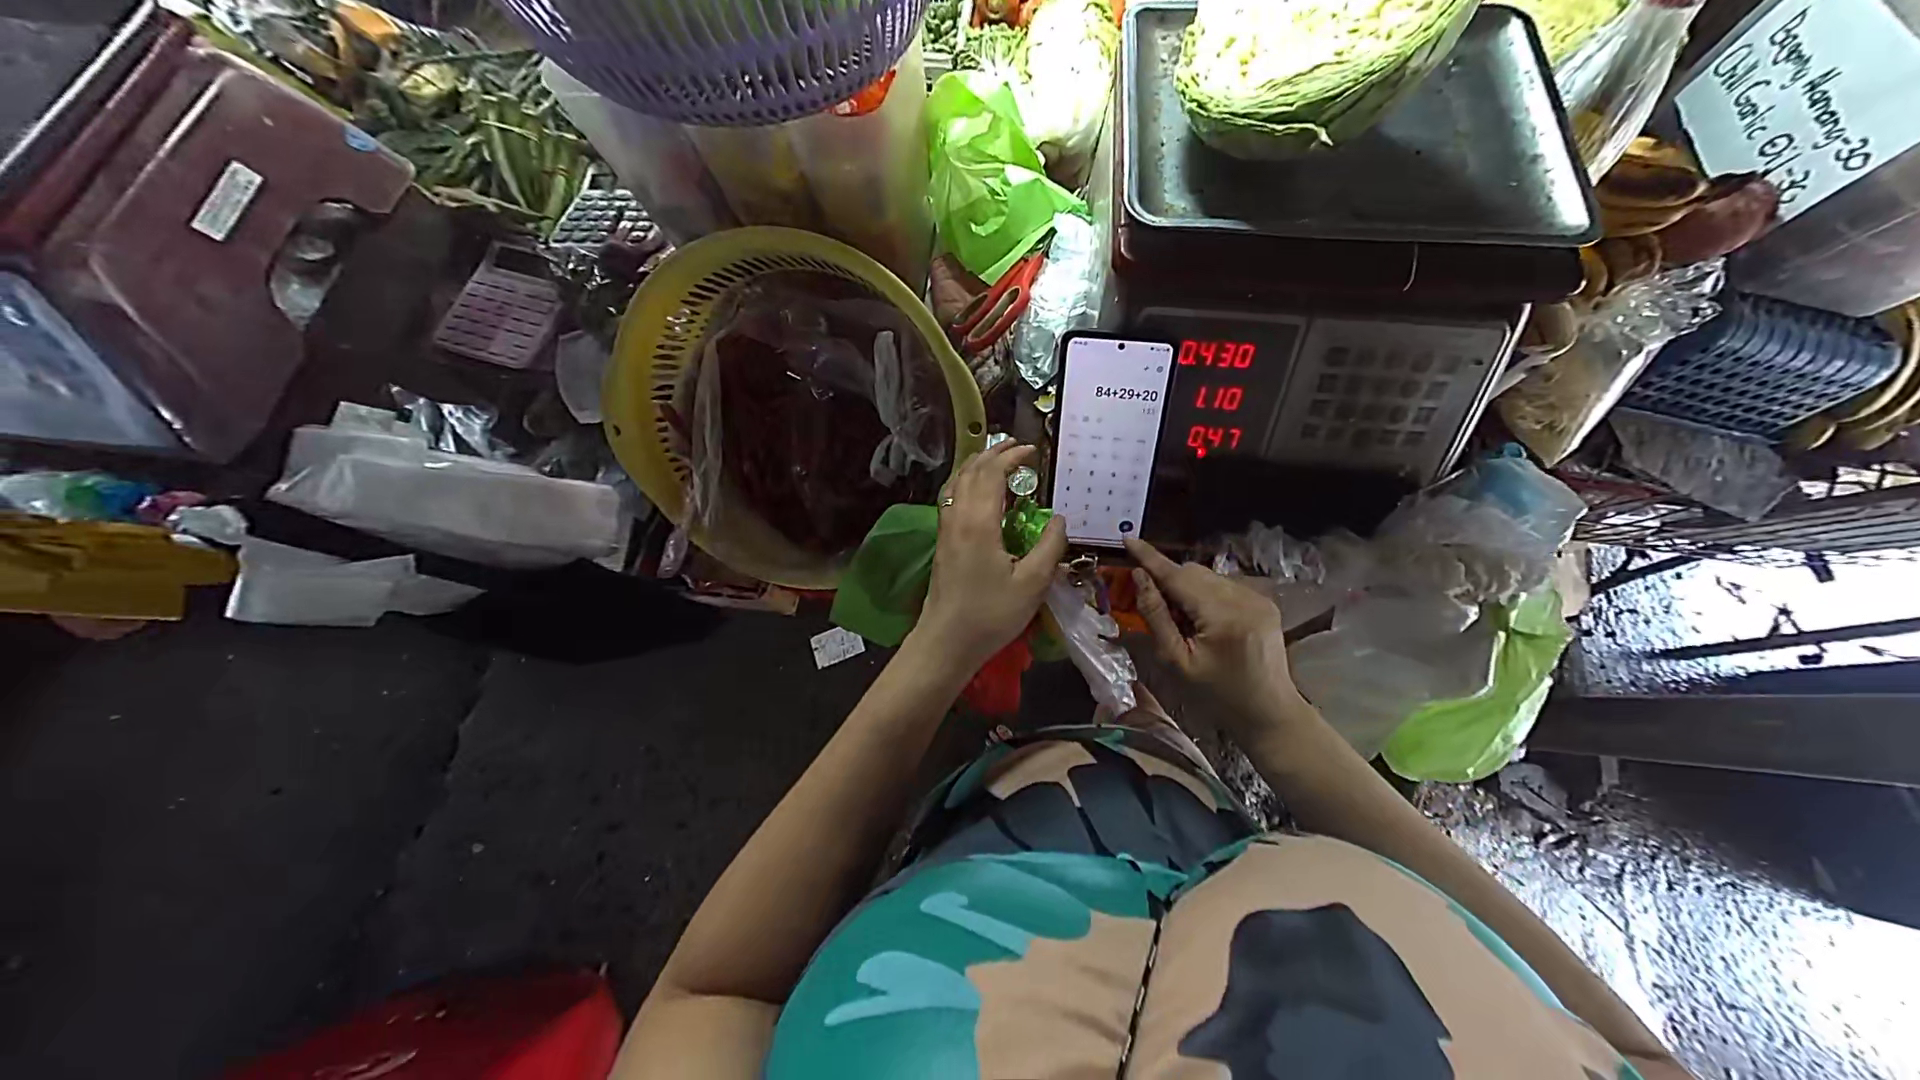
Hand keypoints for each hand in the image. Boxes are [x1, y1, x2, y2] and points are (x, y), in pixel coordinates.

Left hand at [911, 442, 1066, 675]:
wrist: (946, 642)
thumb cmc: (991, 615)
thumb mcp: (1033, 584)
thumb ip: (1049, 546)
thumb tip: (1059, 519)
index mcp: (978, 523)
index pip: (991, 474)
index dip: (1010, 457)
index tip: (1031, 450)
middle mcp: (957, 518)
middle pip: (970, 472)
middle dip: (992, 454)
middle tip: (1016, 446)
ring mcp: (945, 530)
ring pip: (956, 483)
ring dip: (976, 465)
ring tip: (996, 460)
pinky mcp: (942, 543)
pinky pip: (952, 498)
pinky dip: (966, 483)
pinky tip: (977, 493)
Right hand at [1124, 537, 1303, 725]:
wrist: (1268, 712)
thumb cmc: (1217, 695)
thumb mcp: (1176, 661)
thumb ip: (1155, 616)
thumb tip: (1140, 577)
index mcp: (1223, 615)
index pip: (1177, 576)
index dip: (1150, 558)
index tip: (1128, 539)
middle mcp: (1244, 597)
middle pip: (1192, 572)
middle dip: (1168, 582)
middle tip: (1157, 612)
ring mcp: (1257, 597)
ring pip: (1206, 577)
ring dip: (1186, 590)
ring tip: (1184, 624)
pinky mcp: (1263, 602)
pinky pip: (1222, 586)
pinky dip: (1204, 596)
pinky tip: (1203, 623)